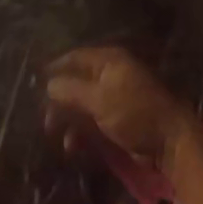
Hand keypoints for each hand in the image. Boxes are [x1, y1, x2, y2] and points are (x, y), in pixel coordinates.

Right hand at [44, 46, 193, 166]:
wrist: (168, 141)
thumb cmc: (134, 112)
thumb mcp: (99, 100)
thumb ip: (71, 90)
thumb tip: (48, 84)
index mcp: (109, 61)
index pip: (76, 57)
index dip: (56, 66)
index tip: (35, 78)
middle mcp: (111, 75)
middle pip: (77, 82)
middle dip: (58, 99)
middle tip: (42, 116)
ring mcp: (114, 98)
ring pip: (82, 105)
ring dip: (67, 119)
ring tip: (53, 133)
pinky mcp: (117, 120)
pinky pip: (92, 122)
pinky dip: (80, 132)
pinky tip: (72, 146)